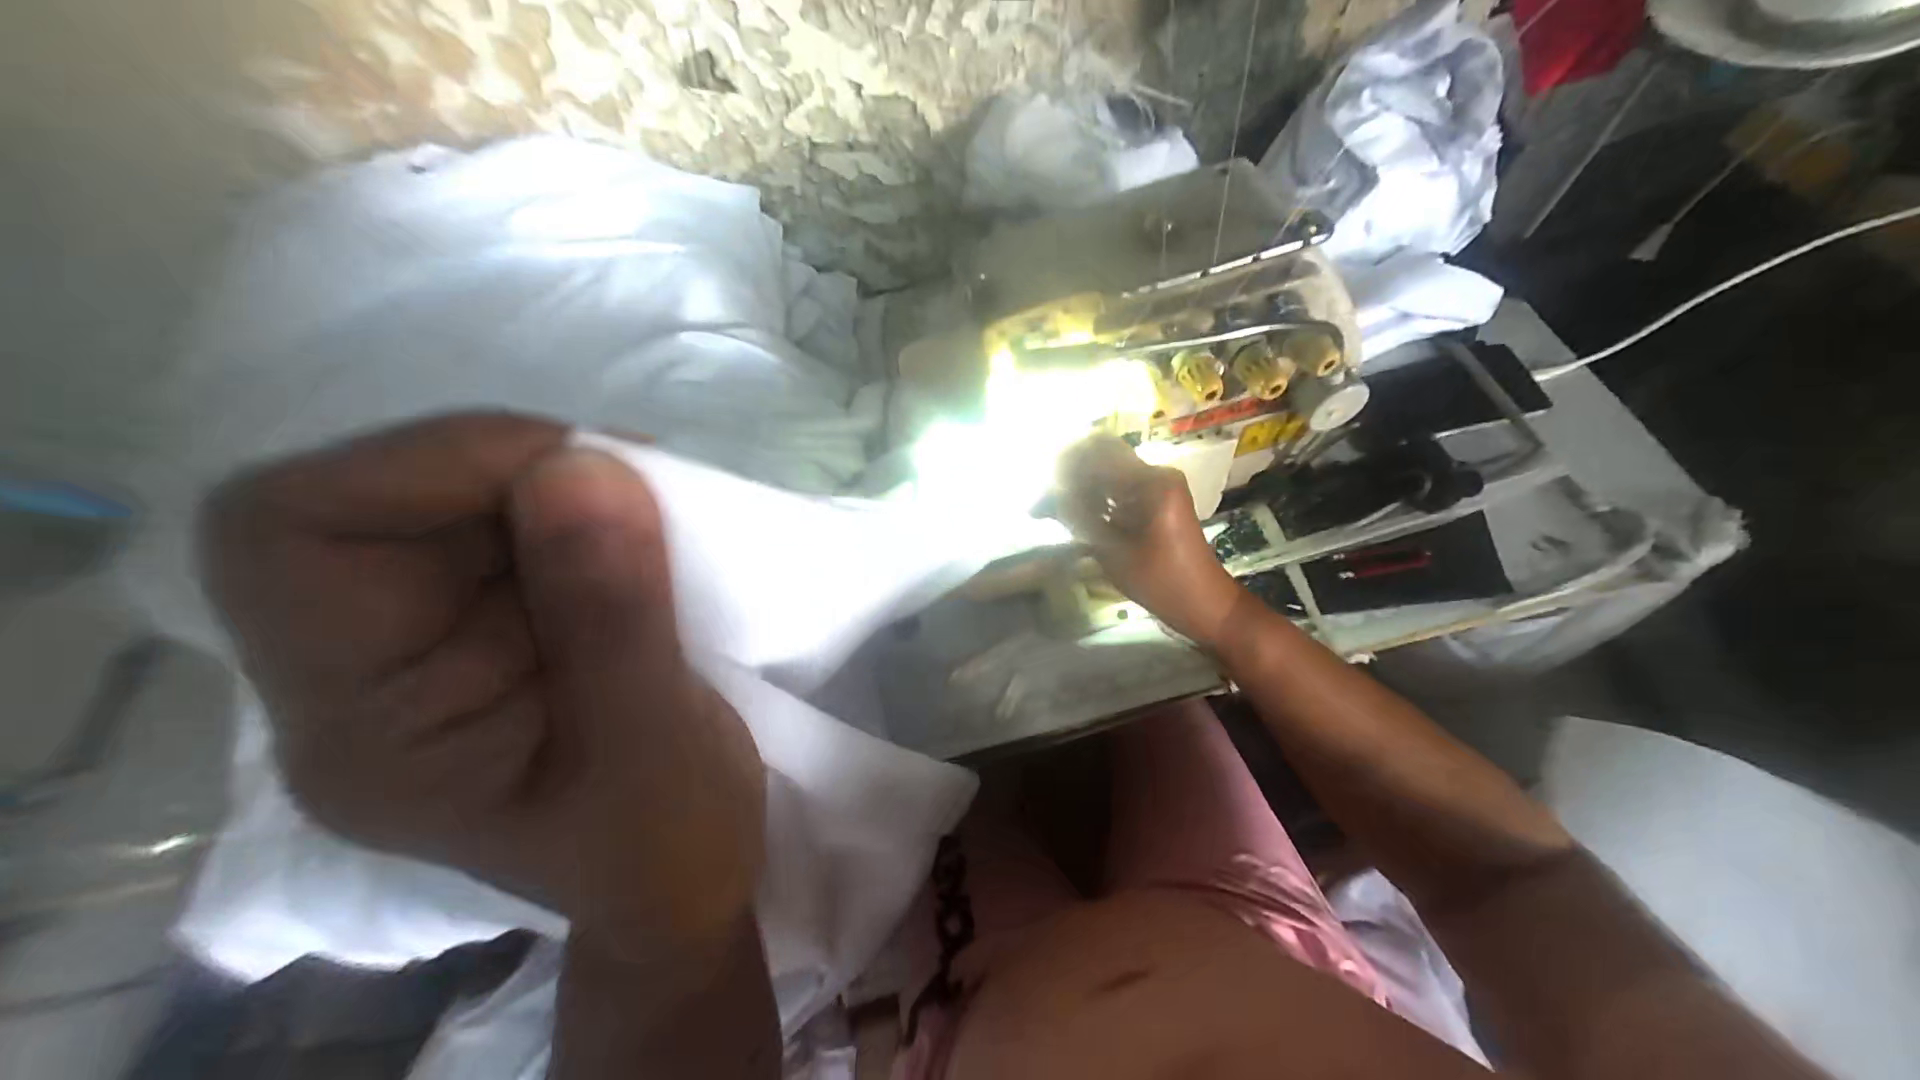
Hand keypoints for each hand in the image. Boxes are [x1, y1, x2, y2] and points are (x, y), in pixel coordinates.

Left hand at [200, 414, 764, 961]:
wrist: (687, 871)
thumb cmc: (668, 837)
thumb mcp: (653, 742)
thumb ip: (612, 617)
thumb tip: (584, 465)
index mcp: (361, 725)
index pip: (295, 535)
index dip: (425, 467)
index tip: (579, 470)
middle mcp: (364, 669)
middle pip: (373, 500)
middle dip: (509, 469)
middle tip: (633, 480)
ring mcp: (429, 641)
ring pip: (451, 498)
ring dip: (555, 479)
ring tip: (651, 505)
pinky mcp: (491, 622)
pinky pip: (511, 520)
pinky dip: (579, 500)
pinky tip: (640, 523)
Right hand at [1055, 436, 1248, 648]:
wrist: (1206, 604)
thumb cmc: (1163, 582)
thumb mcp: (1114, 553)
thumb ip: (1079, 519)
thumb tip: (1046, 497)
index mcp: (1151, 481)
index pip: (1095, 457)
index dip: (1062, 473)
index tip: (1039, 499)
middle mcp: (1155, 474)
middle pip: (1100, 460)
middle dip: (1068, 479)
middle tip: (1042, 508)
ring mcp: (1157, 487)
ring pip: (1107, 475)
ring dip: (1079, 490)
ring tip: (1053, 515)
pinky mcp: (1156, 502)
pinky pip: (1118, 490)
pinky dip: (1096, 502)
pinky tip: (1076, 520)